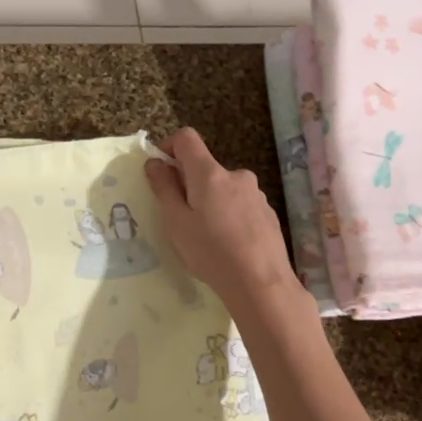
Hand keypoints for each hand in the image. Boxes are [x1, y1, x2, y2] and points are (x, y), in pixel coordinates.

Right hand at [145, 128, 303, 318]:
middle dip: (188, 185)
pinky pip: (238, 205)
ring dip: (209, 202)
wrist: (260, 281)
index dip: (168, 147)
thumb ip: (164, 189)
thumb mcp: (176, 223)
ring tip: (204, 236)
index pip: (187, 139)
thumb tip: (155, 163)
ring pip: (222, 188)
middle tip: (178, 219)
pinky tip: (226, 243)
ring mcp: (255, 193)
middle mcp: (236, 175)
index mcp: (209, 174)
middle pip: (204, 168)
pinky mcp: (267, 211)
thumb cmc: (209, 252)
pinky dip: (227, 215)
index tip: (159, 171)